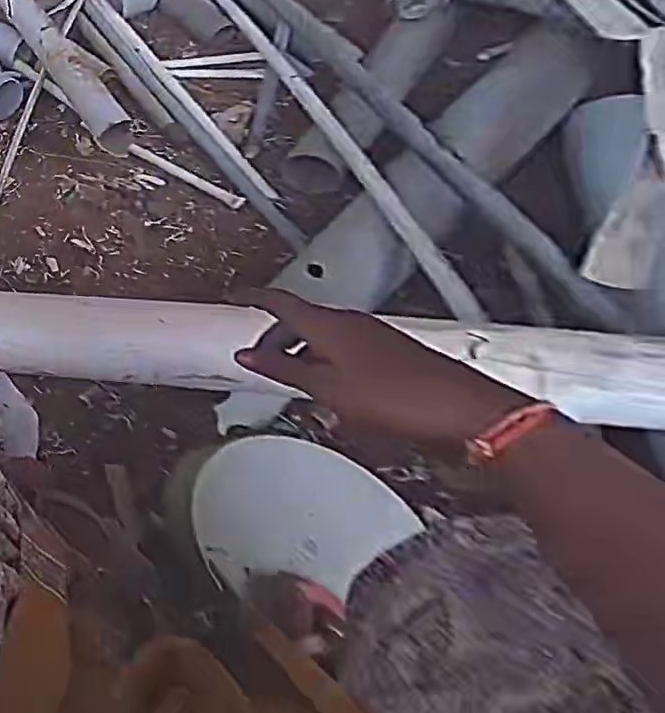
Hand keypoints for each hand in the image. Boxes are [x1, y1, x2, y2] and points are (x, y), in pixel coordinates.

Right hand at [234, 288, 534, 446]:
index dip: (252, 298)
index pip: (277, 301)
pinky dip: (332, 362)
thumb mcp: (325, 388)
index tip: (235, 297)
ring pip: (326, 337)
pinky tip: (338, 390)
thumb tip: (246, 356)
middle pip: (300, 321)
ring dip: (306, 354)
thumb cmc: (399, 398)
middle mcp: (351, 323)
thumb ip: (281, 369)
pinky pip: (350, 350)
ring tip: (301, 382)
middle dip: (278, 339)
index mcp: (326, 324)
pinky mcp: (398, 353)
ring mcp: (378, 337)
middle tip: (264, 359)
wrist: (477, 415)